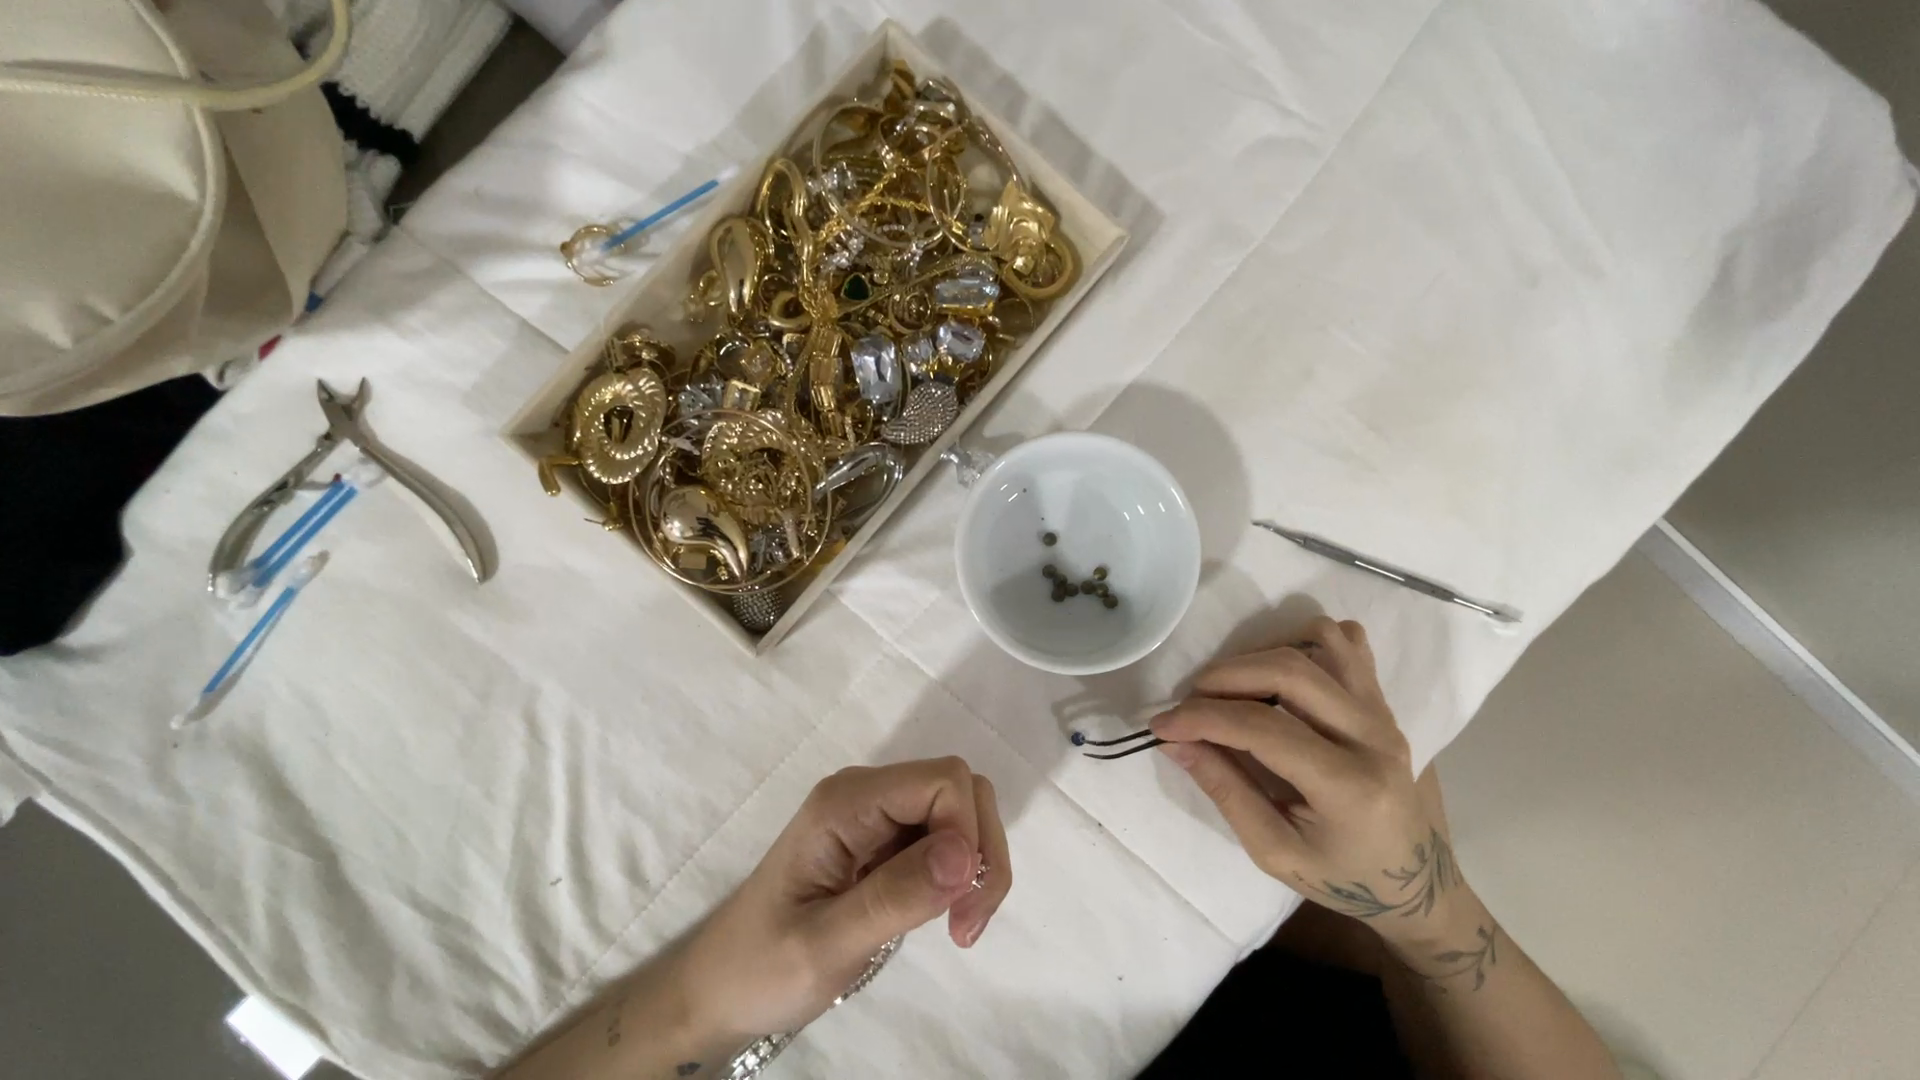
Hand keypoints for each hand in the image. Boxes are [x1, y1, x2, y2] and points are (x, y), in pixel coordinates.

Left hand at [670, 757, 1011, 1044]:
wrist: (721, 988)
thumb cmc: (762, 967)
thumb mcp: (826, 944)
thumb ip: (895, 896)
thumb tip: (964, 853)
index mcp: (845, 803)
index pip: (942, 780)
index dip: (966, 832)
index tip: (960, 903)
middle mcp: (865, 795)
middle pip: (959, 789)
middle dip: (980, 850)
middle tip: (967, 925)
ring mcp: (876, 816)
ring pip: (959, 812)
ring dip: (976, 864)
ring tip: (961, 926)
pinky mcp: (884, 841)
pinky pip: (944, 838)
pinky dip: (962, 874)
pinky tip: (947, 916)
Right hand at [1152, 618, 1477, 957]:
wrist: (1414, 883)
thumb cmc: (1342, 877)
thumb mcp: (1274, 851)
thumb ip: (1225, 790)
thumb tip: (1175, 741)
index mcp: (1349, 786)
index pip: (1263, 727)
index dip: (1202, 717)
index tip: (1160, 723)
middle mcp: (1374, 737)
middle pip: (1290, 670)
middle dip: (1224, 676)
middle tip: (1189, 700)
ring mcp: (1385, 713)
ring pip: (1322, 641)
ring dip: (1263, 652)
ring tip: (1232, 685)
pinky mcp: (1384, 702)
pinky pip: (1348, 642)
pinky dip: (1305, 641)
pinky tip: (1277, 672)